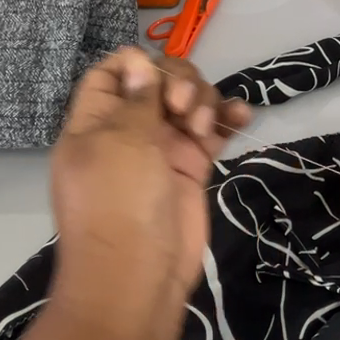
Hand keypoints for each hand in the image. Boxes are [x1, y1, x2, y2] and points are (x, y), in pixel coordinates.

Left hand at [16, 47, 252, 339]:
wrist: (137, 277)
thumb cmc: (118, 203)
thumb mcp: (120, 142)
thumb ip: (137, 98)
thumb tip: (139, 61)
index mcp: (98, 121)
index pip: (113, 72)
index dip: (136, 64)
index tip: (154, 76)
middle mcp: (130, 129)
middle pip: (160, 79)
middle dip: (179, 81)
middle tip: (182, 108)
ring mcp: (163, 147)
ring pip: (191, 99)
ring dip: (205, 101)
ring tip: (204, 130)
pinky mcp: (192, 165)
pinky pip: (214, 129)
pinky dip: (228, 118)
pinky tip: (242, 118)